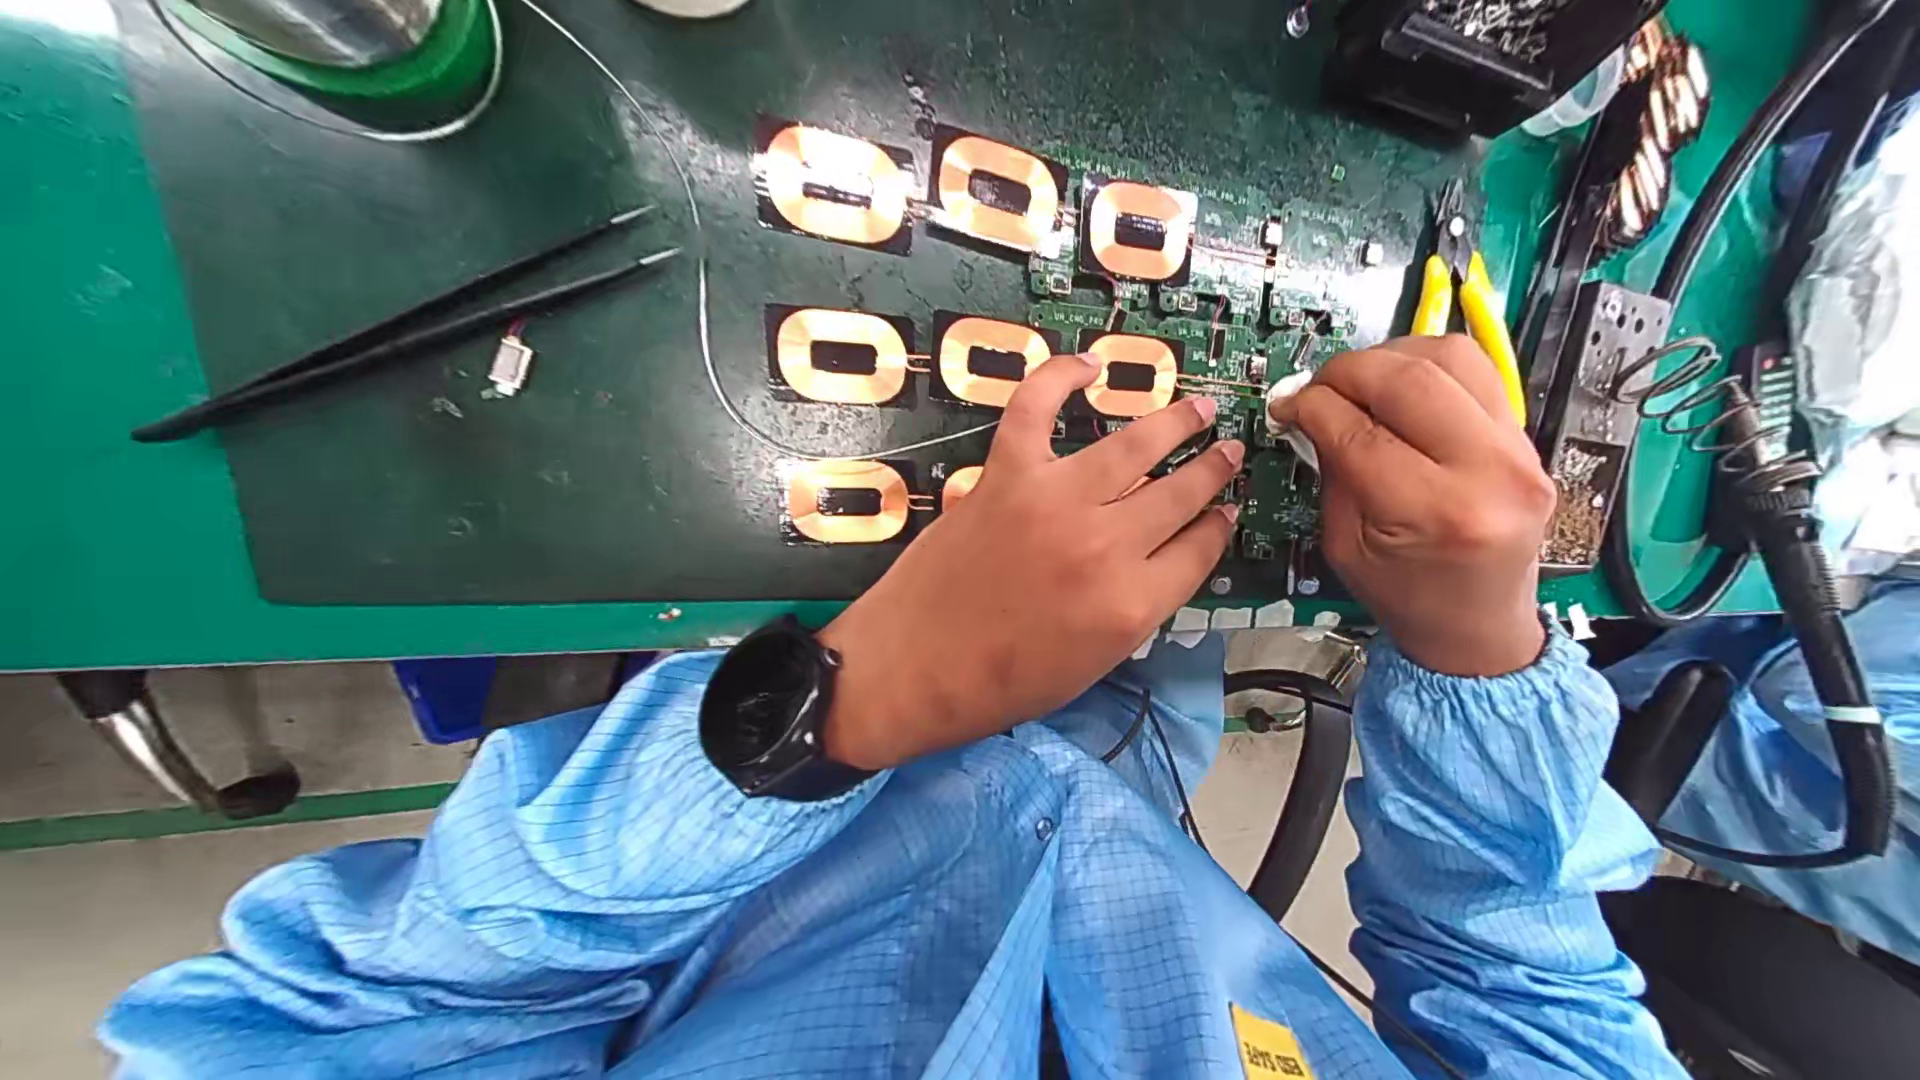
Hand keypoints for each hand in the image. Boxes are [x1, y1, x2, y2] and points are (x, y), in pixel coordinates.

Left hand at [819, 355, 1241, 769]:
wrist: (913, 668)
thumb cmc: (998, 682)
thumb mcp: (1092, 662)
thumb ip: (1135, 605)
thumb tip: (1160, 556)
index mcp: (1132, 604)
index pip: (1200, 549)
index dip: (1217, 527)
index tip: (1224, 513)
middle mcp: (1105, 546)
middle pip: (1178, 495)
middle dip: (1212, 471)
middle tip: (1226, 453)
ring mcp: (1053, 502)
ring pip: (1132, 447)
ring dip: (1174, 423)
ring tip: (1198, 409)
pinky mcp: (1005, 476)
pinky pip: (1035, 408)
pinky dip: (1058, 377)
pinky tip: (1088, 364)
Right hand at [1269, 335, 1553, 676]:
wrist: (1476, 623)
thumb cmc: (1405, 595)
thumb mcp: (1343, 542)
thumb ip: (1333, 470)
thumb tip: (1313, 413)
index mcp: (1433, 513)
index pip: (1357, 430)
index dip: (1311, 408)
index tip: (1286, 404)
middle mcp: (1488, 473)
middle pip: (1408, 381)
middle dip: (1346, 372)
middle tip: (1315, 385)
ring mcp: (1520, 452)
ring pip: (1451, 358)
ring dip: (1390, 357)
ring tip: (1356, 380)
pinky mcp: (1529, 441)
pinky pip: (1478, 373)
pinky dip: (1427, 367)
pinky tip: (1396, 386)